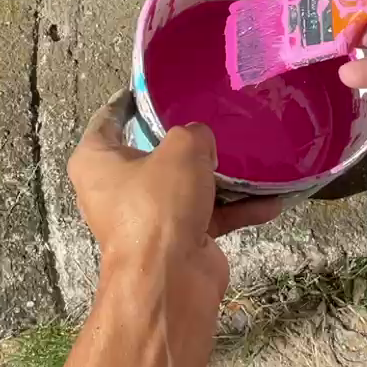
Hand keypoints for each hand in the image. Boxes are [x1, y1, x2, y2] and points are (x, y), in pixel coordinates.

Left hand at [69, 91, 283, 303]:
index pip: (108, 119)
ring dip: (218, 177)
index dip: (131, 99)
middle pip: (152, 153)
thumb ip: (195, 134)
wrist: (171, 280)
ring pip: (184, 186)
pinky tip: (270, 199)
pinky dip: (235, 209)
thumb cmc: (160, 203)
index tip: (154, 85)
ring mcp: (146, 218)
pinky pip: (207, 215)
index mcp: (96, 161)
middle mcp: (115, 189)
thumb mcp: (182, 149)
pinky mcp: (176, 241)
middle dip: (183, 140)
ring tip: (250, 155)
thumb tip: (202, 145)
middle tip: (212, 117)